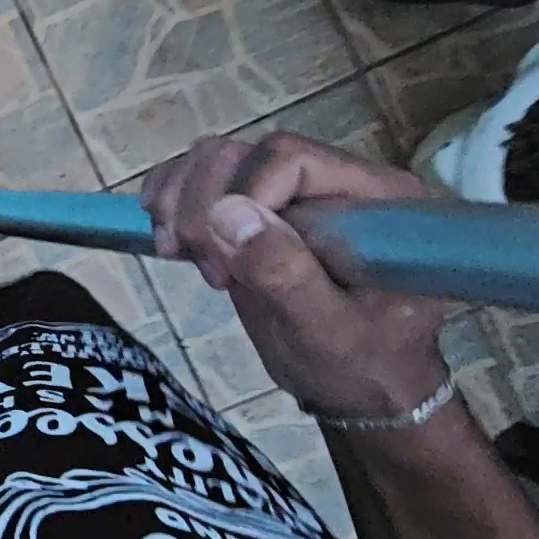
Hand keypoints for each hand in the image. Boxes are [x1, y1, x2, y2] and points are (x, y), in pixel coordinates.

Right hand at [141, 133, 450, 418]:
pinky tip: (166, 238)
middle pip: (237, 154)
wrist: (352, 383)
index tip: (226, 263)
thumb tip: (226, 213)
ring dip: (175, 206)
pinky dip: (165, 200)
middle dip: (200, 209)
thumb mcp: (324, 329)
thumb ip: (284, 271)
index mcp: (372, 198)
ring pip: (208, 159)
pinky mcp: (249, 207)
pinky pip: (193, 177)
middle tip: (210, 273)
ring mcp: (286, 192)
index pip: (286, 158)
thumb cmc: (355, 362)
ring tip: (181, 256)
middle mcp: (330, 181)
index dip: (239, 198)